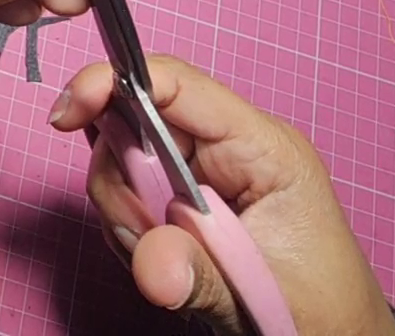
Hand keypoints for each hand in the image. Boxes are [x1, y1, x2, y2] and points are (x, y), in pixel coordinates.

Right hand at [49, 56, 394, 335]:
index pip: (173, 83)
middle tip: (137, 231)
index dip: (111, 83)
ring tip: (157, 254)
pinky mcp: (182, 187)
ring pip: (120, 152)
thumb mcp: (270, 301)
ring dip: (120, 205)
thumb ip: (203, 276)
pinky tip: (154, 251)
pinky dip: (123, 219)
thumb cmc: (327, 321)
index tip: (67, 115)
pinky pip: (125, 182)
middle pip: (133, 117)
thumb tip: (149, 262)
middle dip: (119, 175)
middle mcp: (226, 142)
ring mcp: (200, 163)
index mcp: (261, 146)